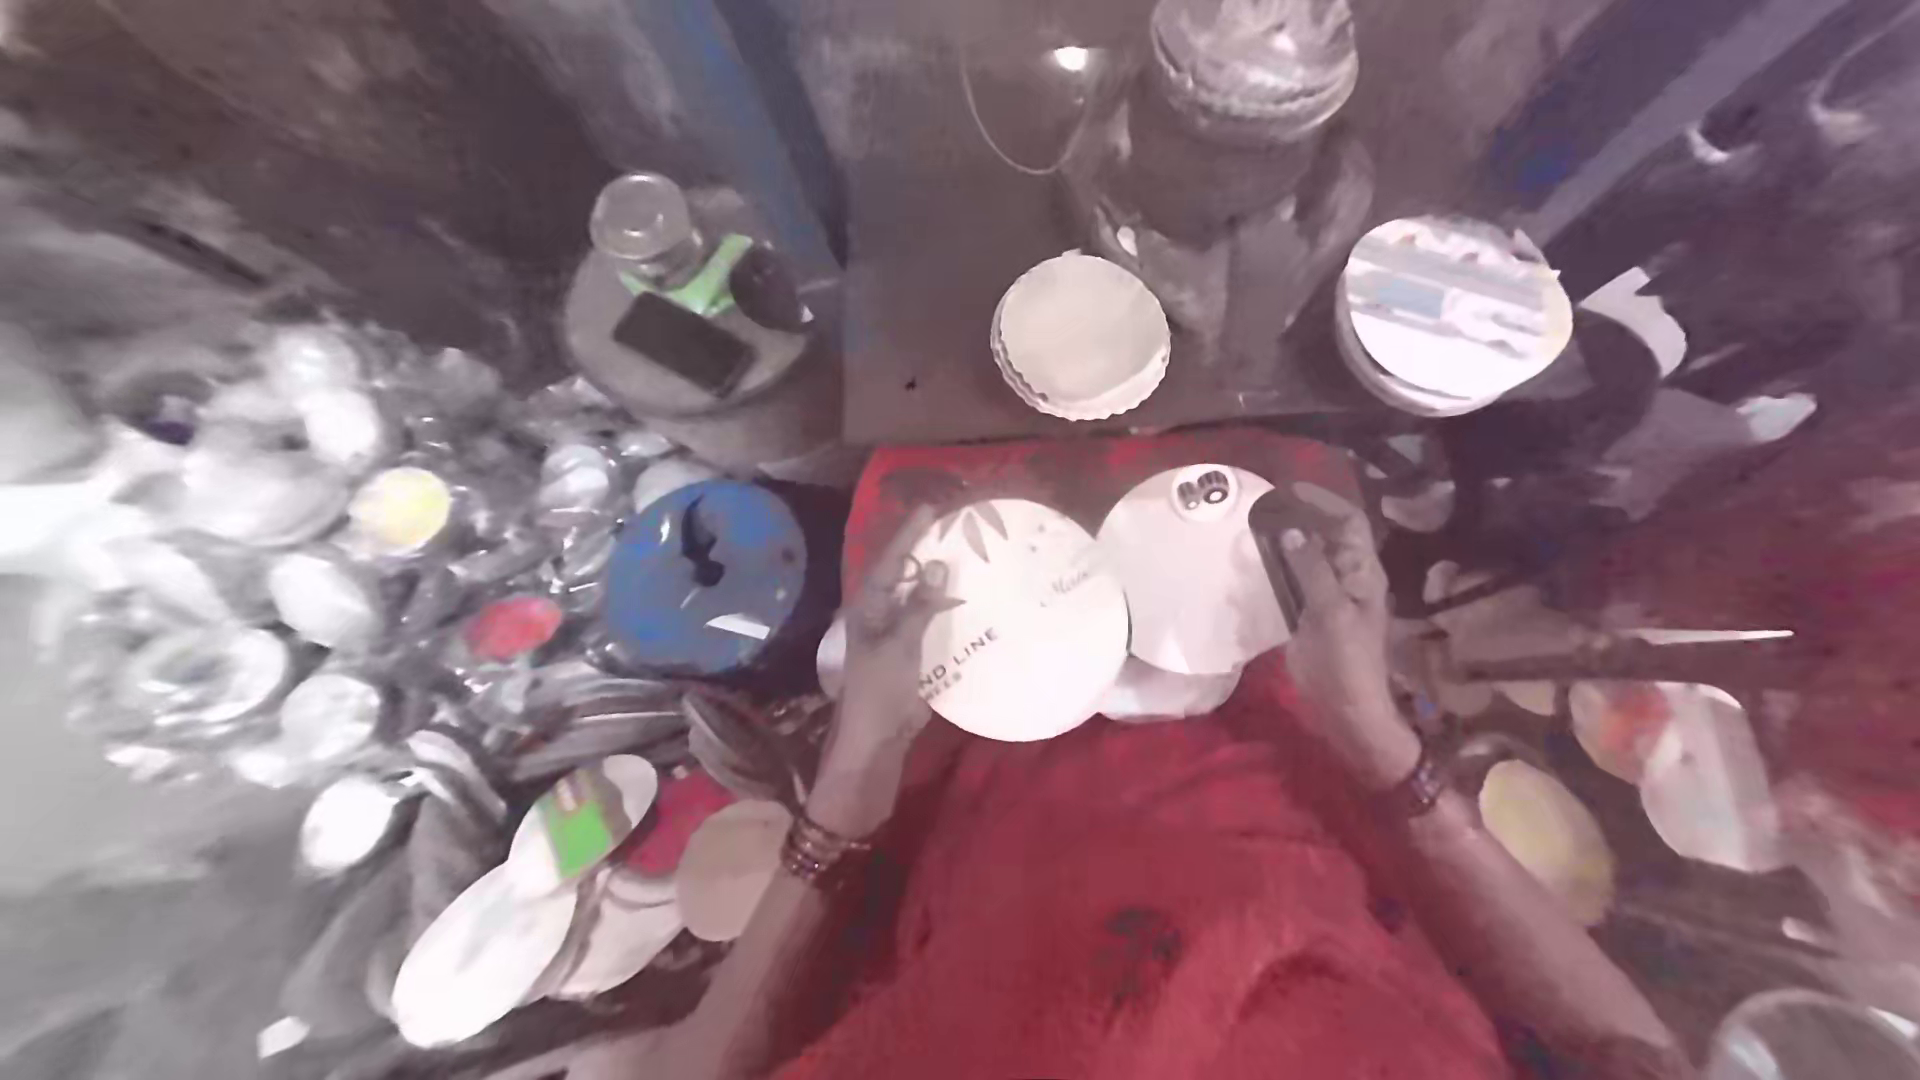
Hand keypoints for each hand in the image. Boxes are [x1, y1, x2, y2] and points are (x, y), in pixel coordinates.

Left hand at [834, 506, 951, 760]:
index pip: (890, 561)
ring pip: (918, 595)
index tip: (930, 509)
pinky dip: (946, 606)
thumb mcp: (901, 644)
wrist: (879, 735)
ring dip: (938, 577)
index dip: (909, 535)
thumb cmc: (882, 688)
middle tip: (951, 526)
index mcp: (870, 607)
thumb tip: (938, 565)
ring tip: (964, 553)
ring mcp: (896, 631)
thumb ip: (920, 606)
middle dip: (924, 550)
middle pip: (904, 574)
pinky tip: (968, 598)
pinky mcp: (912, 648)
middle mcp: (881, 612)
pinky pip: (929, 618)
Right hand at [1281, 485, 1417, 788]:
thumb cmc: (1346, 659)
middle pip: (1326, 534)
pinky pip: (1290, 579)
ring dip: (1284, 539)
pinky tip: (1251, 563)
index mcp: (1362, 573)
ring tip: (1253, 526)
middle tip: (1262, 504)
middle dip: (1299, 515)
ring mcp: (1325, 595)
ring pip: (1306, 555)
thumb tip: (1293, 529)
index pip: (1348, 523)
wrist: (1343, 706)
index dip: (1323, 501)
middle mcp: (1346, 577)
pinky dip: (1273, 566)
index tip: (1288, 489)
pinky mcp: (1307, 612)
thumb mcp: (1330, 611)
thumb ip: (1311, 569)